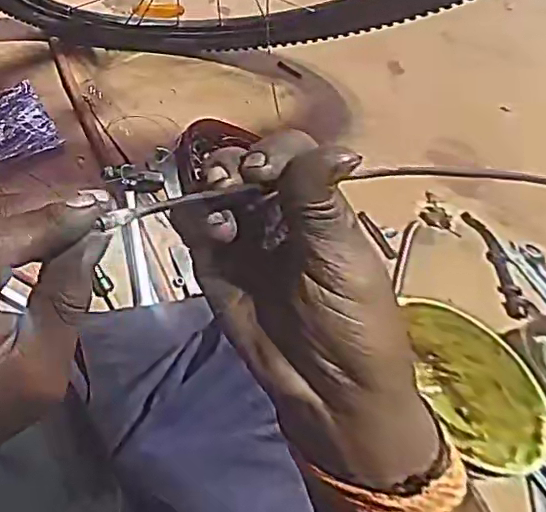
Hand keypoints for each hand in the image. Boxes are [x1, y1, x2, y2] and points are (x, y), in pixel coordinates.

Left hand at [0, 191, 111, 458]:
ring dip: (34, 208)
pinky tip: (42, 224)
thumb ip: (67, 296)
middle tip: (98, 209)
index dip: (50, 219)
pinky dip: (13, 212)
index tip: (100, 207)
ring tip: (76, 217)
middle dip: (49, 209)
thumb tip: (94, 233)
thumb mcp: (44, 367)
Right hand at [170, 127, 443, 491]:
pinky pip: (191, 222)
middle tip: (227, 182)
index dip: (272, 151)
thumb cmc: (353, 323)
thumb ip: (320, 201)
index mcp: (313, 201)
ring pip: (211, 185)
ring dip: (208, 188)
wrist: (327, 395)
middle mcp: (273, 208)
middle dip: (229, 164)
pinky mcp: (213, 259)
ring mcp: (240, 232)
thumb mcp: (341, 259)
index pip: (288, 151)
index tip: (260, 171)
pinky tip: (212, 236)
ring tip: (220, 220)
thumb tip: (343, 149)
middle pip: (241, 160)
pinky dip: (192, 217)